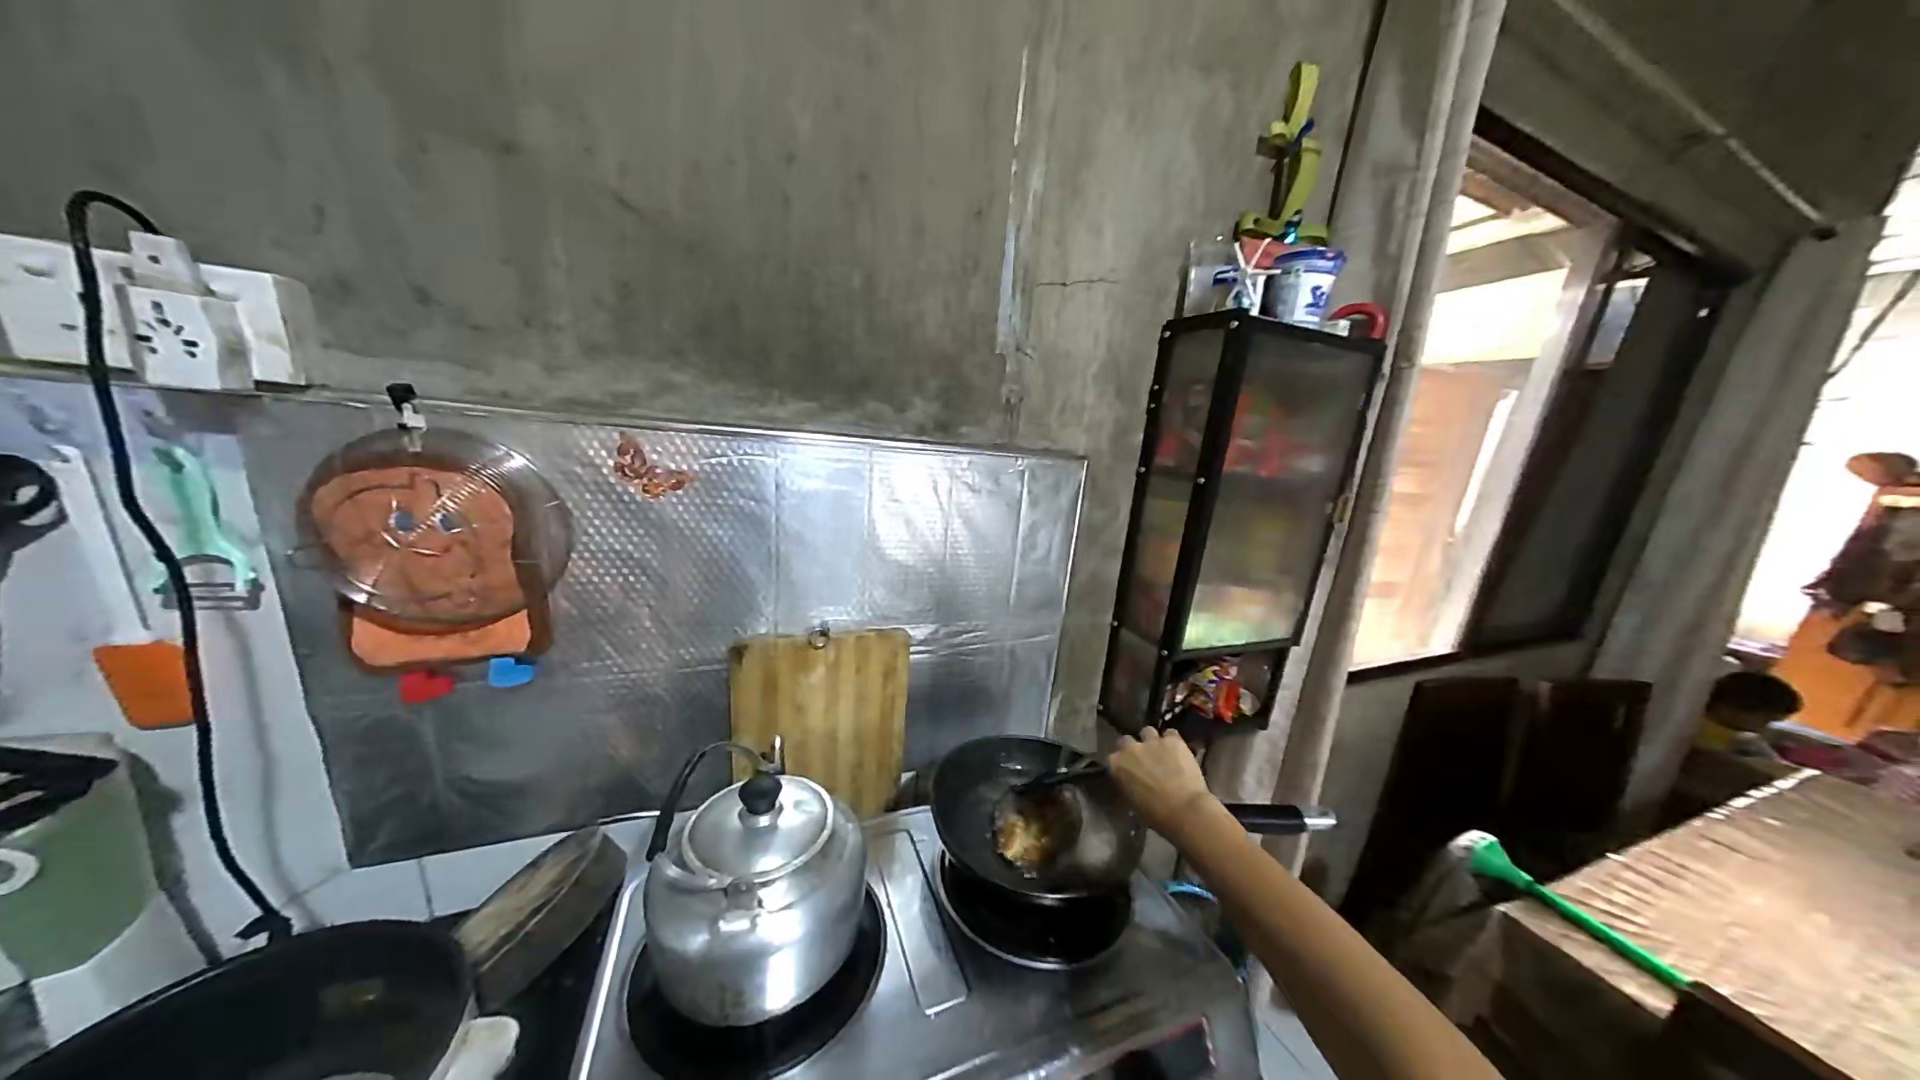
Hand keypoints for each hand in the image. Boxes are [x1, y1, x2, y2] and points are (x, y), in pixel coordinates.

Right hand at [1109, 727, 1216, 839]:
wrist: (1185, 810)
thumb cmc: (1156, 814)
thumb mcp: (1133, 801)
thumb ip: (1129, 783)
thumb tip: (1134, 781)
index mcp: (1116, 765)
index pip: (1114, 758)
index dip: (1123, 763)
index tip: (1130, 770)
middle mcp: (1131, 748)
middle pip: (1127, 741)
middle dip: (1134, 748)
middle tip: (1145, 760)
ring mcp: (1152, 741)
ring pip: (1148, 732)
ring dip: (1152, 741)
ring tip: (1163, 752)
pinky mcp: (1173, 740)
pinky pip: (1171, 734)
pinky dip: (1173, 742)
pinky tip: (1179, 751)